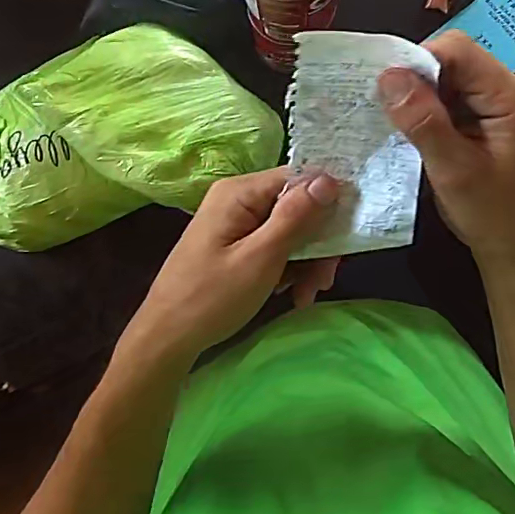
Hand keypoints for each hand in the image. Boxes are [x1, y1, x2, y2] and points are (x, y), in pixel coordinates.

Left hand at [120, 167, 338, 364]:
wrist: (167, 336)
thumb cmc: (212, 297)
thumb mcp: (261, 258)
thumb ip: (295, 217)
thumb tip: (329, 179)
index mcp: (239, 192)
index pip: (298, 178)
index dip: (328, 203)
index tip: (347, 237)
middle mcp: (237, 198)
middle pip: (295, 205)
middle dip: (317, 243)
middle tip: (324, 281)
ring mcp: (234, 221)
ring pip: (287, 229)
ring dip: (305, 261)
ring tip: (306, 295)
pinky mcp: (233, 243)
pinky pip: (272, 244)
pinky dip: (287, 267)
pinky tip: (293, 294)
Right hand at [378, 32, 514, 264]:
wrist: (513, 248)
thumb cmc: (490, 213)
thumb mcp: (452, 169)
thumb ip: (423, 120)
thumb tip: (389, 76)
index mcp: (511, 98)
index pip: (458, 50)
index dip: (419, 61)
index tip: (388, 90)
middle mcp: (508, 92)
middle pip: (453, 59)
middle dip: (416, 78)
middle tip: (387, 108)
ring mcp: (496, 105)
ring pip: (447, 77)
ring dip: (418, 94)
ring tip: (395, 119)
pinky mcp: (484, 119)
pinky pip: (449, 97)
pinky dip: (425, 108)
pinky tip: (410, 128)